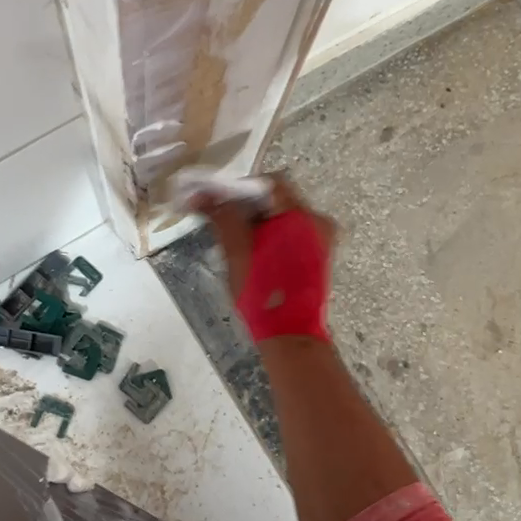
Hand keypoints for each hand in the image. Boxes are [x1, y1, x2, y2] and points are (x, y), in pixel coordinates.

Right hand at [195, 175, 338, 341]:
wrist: (291, 337)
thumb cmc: (263, 293)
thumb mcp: (237, 251)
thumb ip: (221, 216)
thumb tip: (199, 194)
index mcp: (302, 216)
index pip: (270, 183)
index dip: (240, 187)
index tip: (217, 201)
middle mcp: (318, 222)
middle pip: (277, 200)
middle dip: (246, 207)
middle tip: (220, 221)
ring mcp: (320, 242)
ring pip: (282, 218)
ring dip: (255, 223)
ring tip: (233, 241)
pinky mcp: (316, 258)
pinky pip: (289, 236)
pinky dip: (268, 238)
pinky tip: (251, 255)